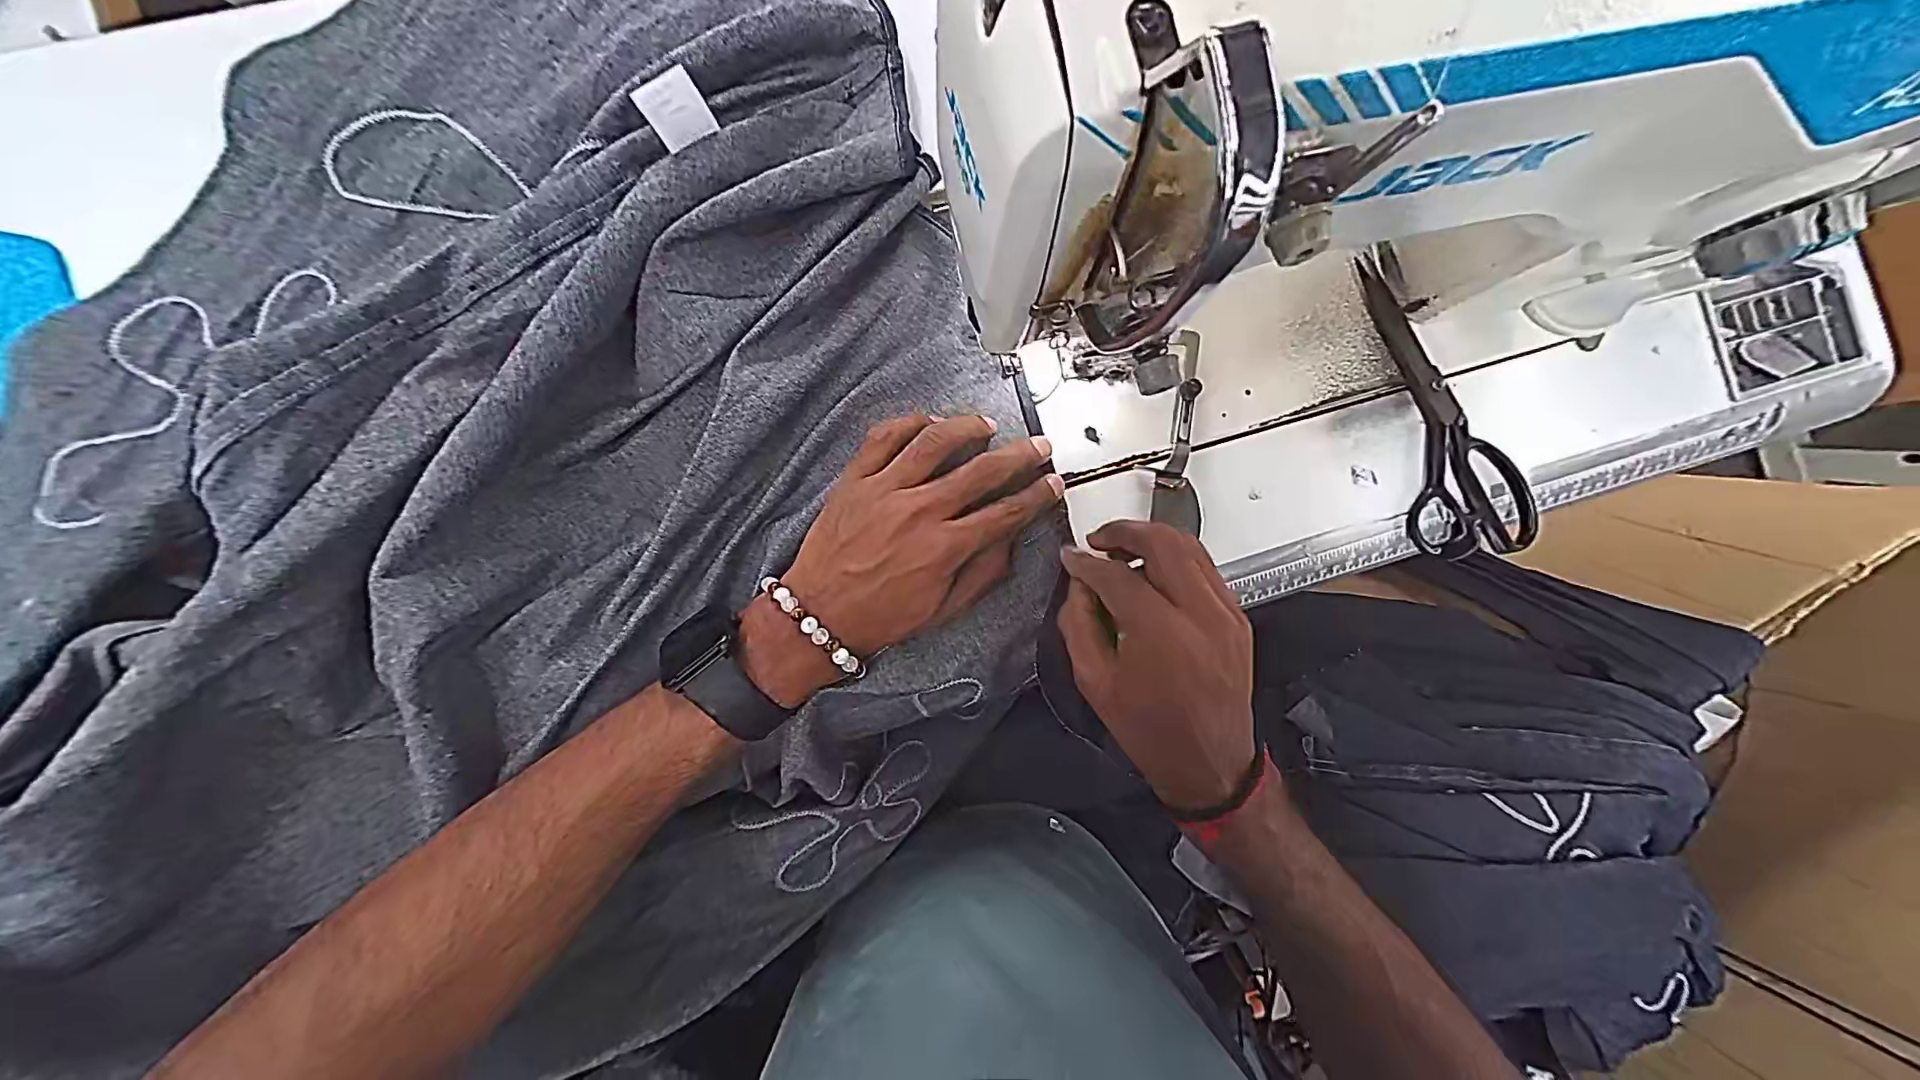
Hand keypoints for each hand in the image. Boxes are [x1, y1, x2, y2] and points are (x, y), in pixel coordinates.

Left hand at [737, 414, 1061, 706]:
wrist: (820, 614)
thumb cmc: (880, 615)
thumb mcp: (943, 608)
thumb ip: (983, 573)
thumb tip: (1011, 541)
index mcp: (944, 548)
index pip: (1005, 511)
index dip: (1036, 494)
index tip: (1051, 483)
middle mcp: (918, 512)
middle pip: (982, 470)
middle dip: (1019, 456)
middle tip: (1037, 447)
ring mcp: (884, 491)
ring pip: (935, 442)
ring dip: (968, 428)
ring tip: (987, 425)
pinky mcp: (856, 480)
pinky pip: (884, 437)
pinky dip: (910, 423)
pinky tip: (929, 422)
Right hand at [1057, 521, 1256, 809]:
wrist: (1208, 762)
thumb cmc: (1153, 732)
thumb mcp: (1094, 681)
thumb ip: (1078, 624)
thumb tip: (1078, 586)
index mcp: (1160, 634)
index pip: (1116, 575)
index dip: (1086, 563)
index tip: (1072, 559)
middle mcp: (1200, 616)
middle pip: (1162, 543)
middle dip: (1124, 531)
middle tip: (1100, 539)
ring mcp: (1225, 615)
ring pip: (1191, 547)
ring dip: (1153, 540)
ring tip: (1125, 550)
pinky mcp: (1237, 619)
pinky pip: (1206, 569)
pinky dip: (1177, 560)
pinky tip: (1156, 573)